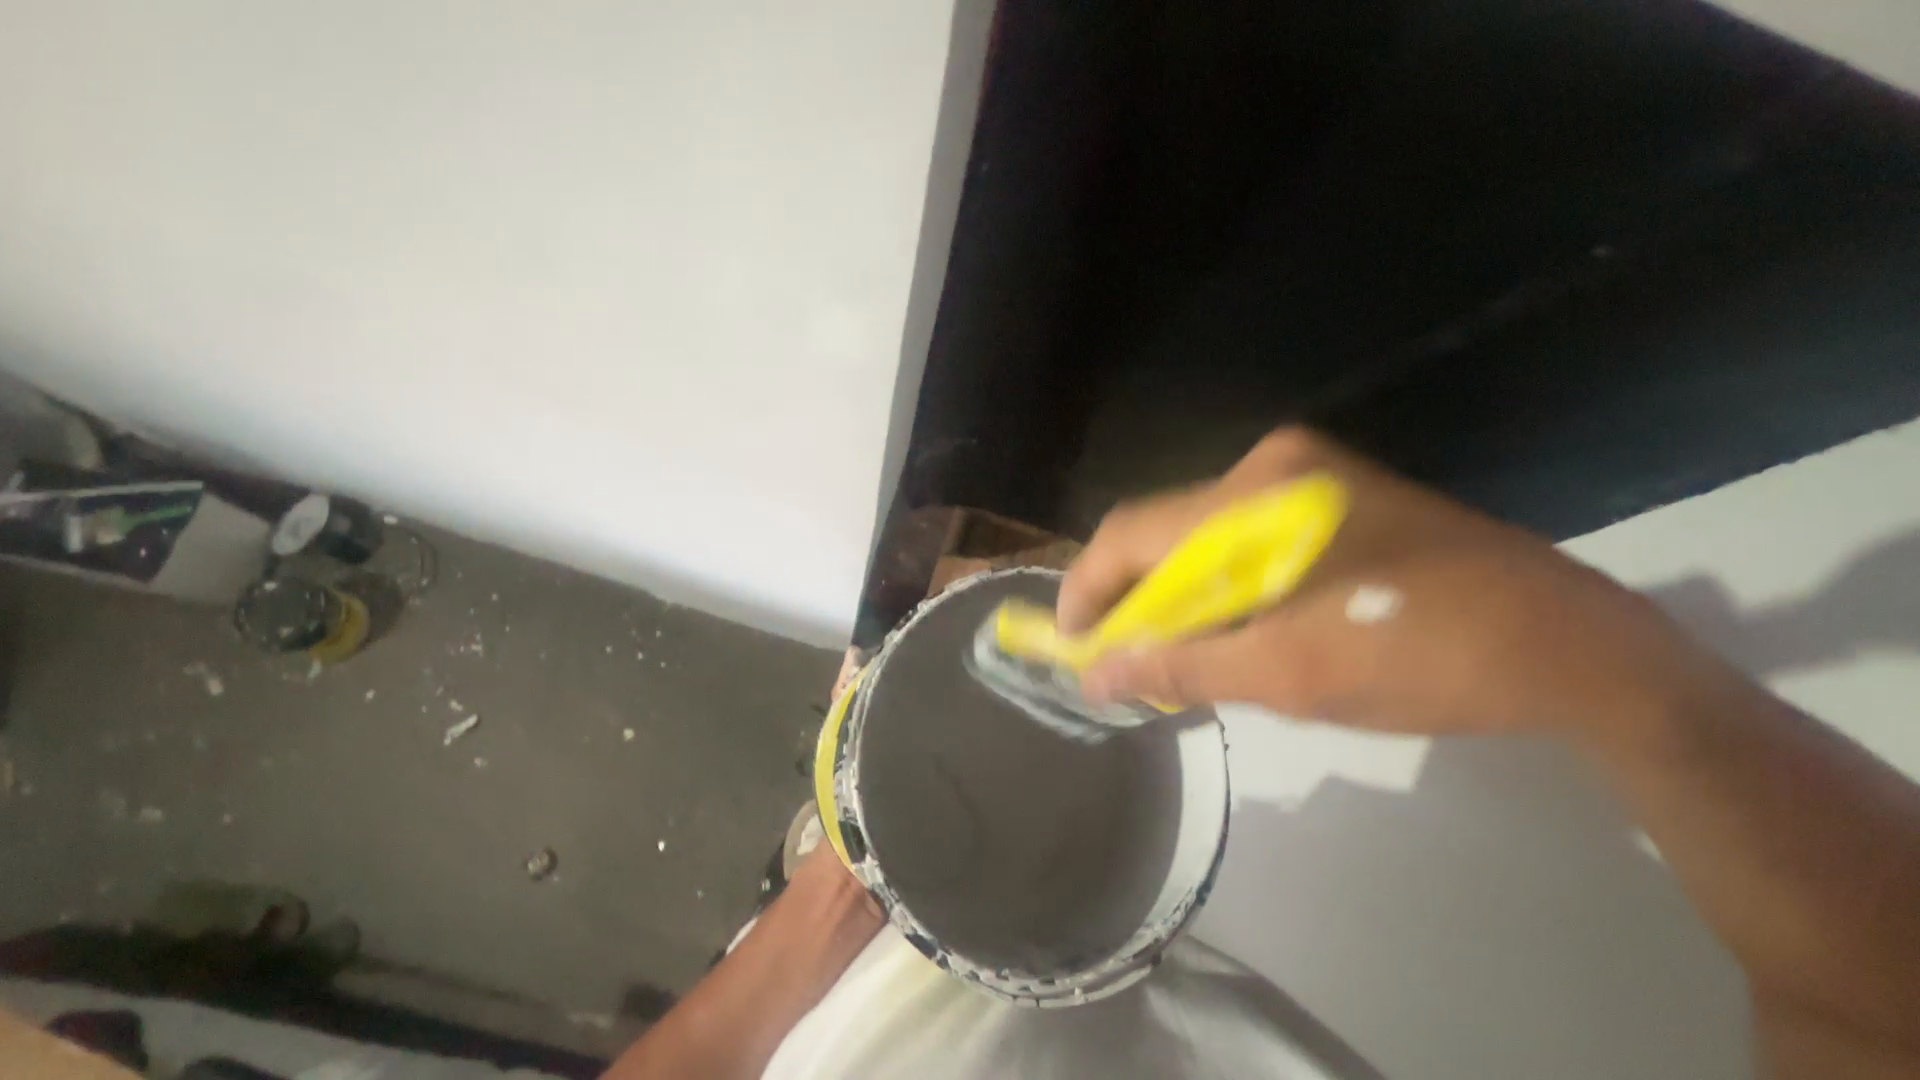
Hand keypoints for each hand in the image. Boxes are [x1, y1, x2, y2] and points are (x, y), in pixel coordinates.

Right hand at [1062, 428, 1724, 737]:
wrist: (1569, 646)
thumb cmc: (1419, 658)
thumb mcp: (1287, 675)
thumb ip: (1179, 669)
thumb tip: (1093, 675)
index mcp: (1255, 495)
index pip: (1131, 532)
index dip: (1087, 589)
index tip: (1071, 646)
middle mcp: (1272, 464)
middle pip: (1165, 529)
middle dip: (1135, 598)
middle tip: (1125, 663)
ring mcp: (1311, 473)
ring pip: (1204, 534)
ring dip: (1181, 595)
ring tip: (1182, 657)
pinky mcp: (1338, 493)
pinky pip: (1247, 534)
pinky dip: (1224, 583)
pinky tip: (1239, 629)